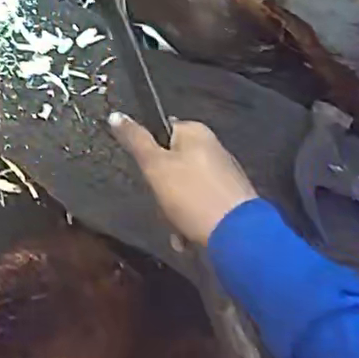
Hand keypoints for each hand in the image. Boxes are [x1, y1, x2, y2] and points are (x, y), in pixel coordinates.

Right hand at [110, 114, 257, 246]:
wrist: (243, 242)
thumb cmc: (192, 195)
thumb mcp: (153, 165)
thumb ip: (134, 138)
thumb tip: (116, 115)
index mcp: (196, 133)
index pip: (161, 131)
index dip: (148, 151)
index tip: (147, 171)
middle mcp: (215, 149)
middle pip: (173, 162)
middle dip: (163, 186)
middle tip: (161, 202)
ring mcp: (228, 177)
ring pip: (188, 187)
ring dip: (176, 207)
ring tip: (176, 228)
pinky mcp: (238, 204)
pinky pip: (205, 205)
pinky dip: (194, 219)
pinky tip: (189, 238)